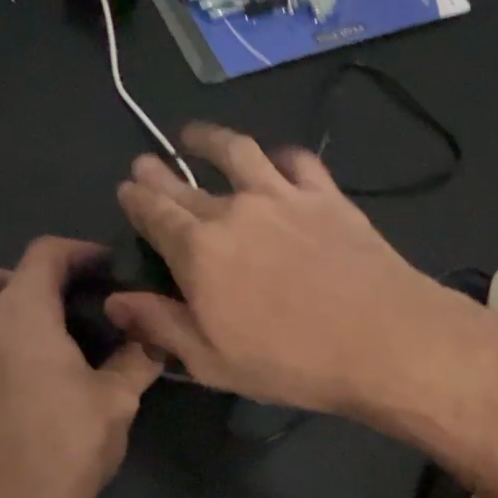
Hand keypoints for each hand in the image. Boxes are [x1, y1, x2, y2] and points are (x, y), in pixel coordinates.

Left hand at [0, 237, 161, 497]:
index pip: (42, 255)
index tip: (103, 265)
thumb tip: (155, 339)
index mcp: (20, 315)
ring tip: (38, 341)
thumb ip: (135, 360)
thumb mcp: (116, 400)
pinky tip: (24, 379)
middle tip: (42, 300)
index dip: (76, 250)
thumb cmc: (68, 444)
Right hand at [109, 123, 472, 415]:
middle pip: (187, 184)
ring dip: (211, 140)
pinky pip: (297, 161)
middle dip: (160, 172)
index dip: (136, 198)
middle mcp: (235, 210)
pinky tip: (277, 159)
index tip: (126, 186)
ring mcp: (284, 196)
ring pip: (239, 152)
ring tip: (196, 135)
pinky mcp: (328, 197)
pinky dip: (280, 156)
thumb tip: (115, 301)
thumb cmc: (288, 362)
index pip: (154, 213)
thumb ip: (160, 325)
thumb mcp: (211, 360)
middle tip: (146, 162)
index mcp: (198, 251)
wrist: (382, 340)